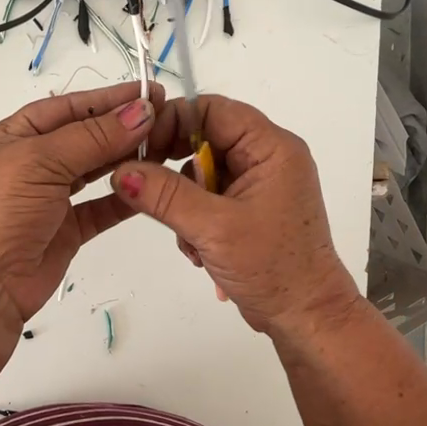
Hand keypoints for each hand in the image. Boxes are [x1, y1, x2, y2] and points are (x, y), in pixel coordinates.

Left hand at [0, 82, 163, 323]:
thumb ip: (93, 137)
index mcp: (14, 137)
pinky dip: (125, 197)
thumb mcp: (39, 162)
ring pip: (95, 172)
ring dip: (127, 160)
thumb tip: (141, 112)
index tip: (150, 93)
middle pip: (85, 138)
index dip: (108, 100)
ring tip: (166, 147)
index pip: (67, 108)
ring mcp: (49, 201)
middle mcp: (32, 165)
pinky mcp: (66, 233)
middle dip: (123, 128)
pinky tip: (151, 186)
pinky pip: (101, 209)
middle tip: (168, 119)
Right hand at [110, 95, 362, 336]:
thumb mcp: (213, 229)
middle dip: (177, 175)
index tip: (141, 153)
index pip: (212, 109)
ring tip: (192, 242)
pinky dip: (196, 224)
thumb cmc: (271, 267)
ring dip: (184, 207)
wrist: (305, 316)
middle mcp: (267, 159)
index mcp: (271, 148)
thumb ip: (165, 196)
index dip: (172, 123)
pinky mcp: (250, 213)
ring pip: (201, 177)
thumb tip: (121, 172)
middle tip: (153, 198)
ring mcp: (258, 187)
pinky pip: (209, 202)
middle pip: (204, 142)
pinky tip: (200, 252)